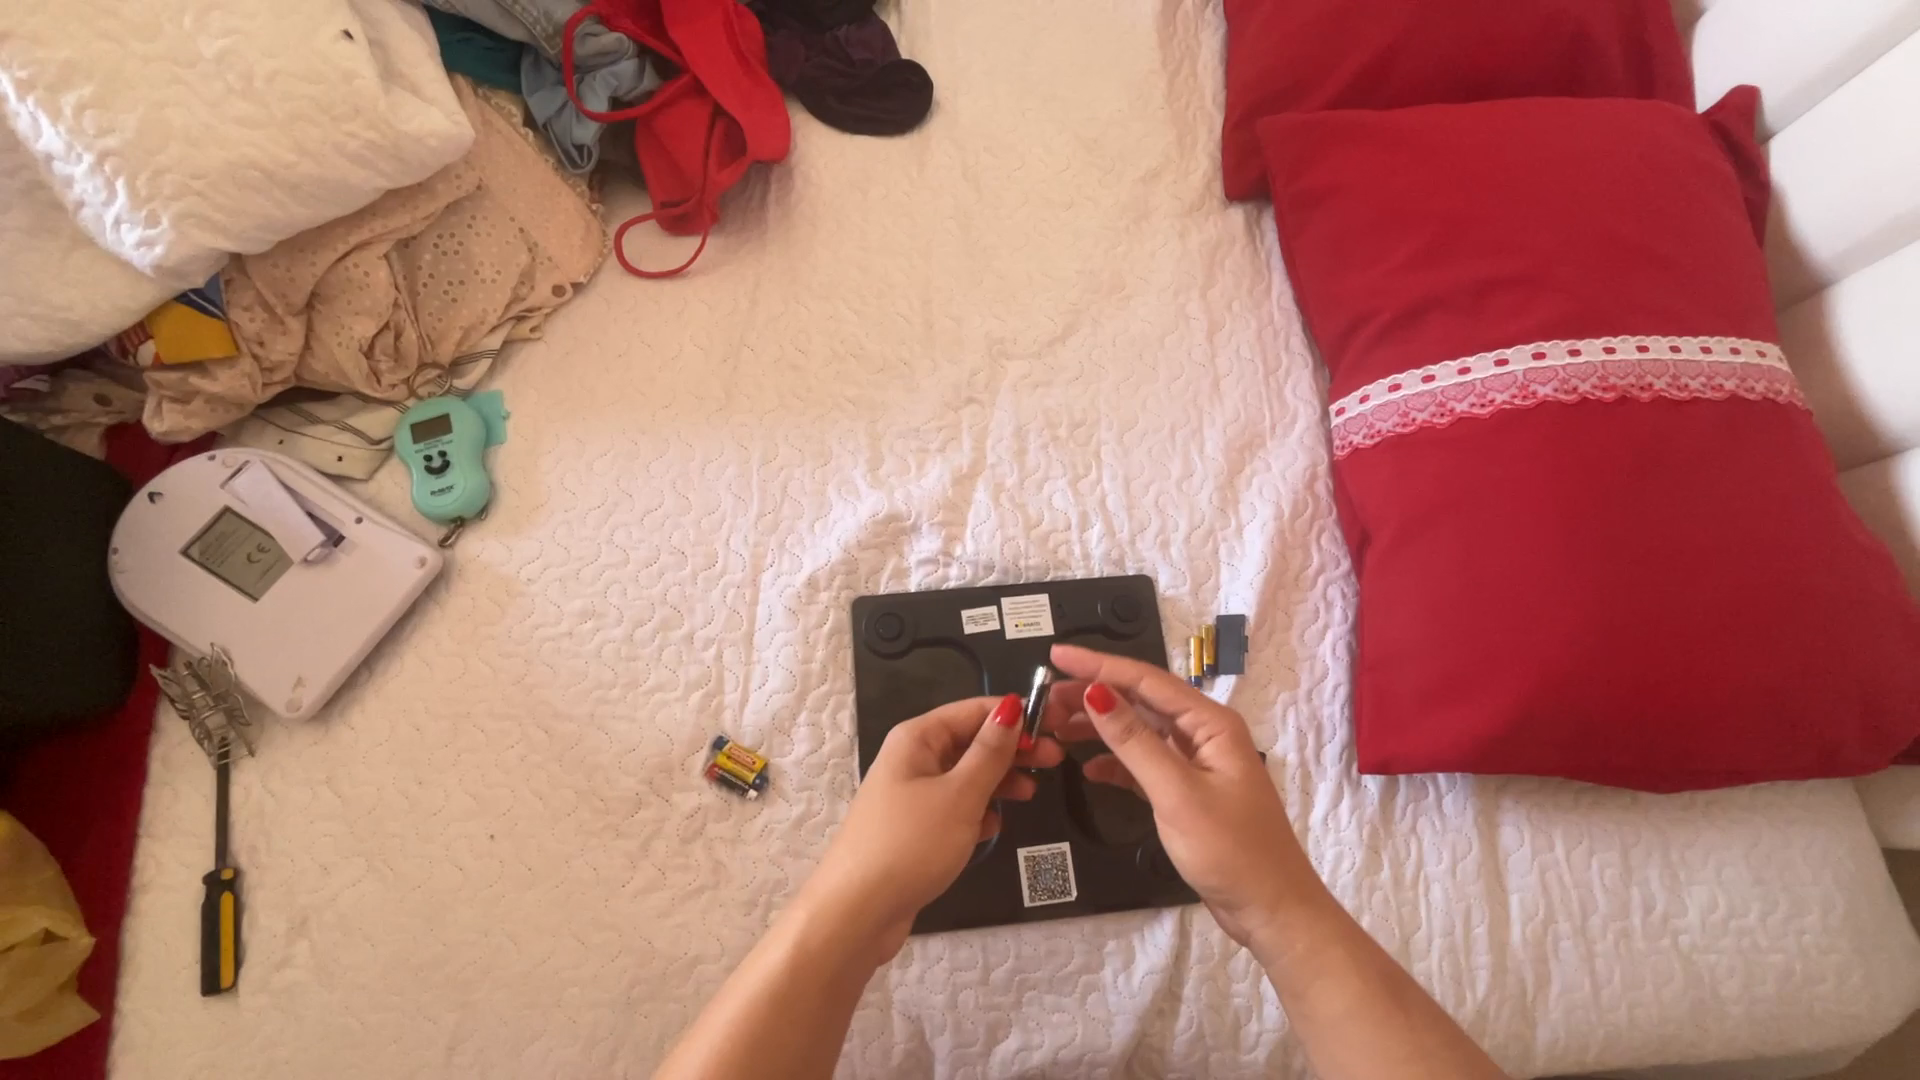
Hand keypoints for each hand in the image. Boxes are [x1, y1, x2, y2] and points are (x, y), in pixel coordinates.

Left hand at [796, 695, 1065, 962]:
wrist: (856, 912)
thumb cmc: (910, 843)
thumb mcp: (960, 794)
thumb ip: (990, 752)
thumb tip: (1012, 707)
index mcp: (918, 737)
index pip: (974, 710)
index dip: (1016, 715)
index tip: (1056, 726)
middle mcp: (913, 758)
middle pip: (971, 741)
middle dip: (1012, 748)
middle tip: (1056, 761)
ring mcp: (912, 794)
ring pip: (966, 775)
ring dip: (999, 780)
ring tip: (1031, 794)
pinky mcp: (916, 828)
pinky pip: (956, 806)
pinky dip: (978, 810)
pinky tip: (995, 825)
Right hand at [1045, 643, 1324, 952]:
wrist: (1271, 912)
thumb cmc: (1231, 851)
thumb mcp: (1176, 793)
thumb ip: (1133, 742)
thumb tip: (1095, 693)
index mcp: (1210, 722)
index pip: (1145, 680)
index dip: (1098, 665)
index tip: (1056, 655)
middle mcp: (1202, 733)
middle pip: (1139, 701)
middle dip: (1093, 695)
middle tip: (1045, 700)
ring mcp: (1194, 762)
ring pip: (1138, 731)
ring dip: (1099, 728)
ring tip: (1055, 728)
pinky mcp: (1185, 790)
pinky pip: (1142, 763)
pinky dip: (1114, 763)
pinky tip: (1088, 770)